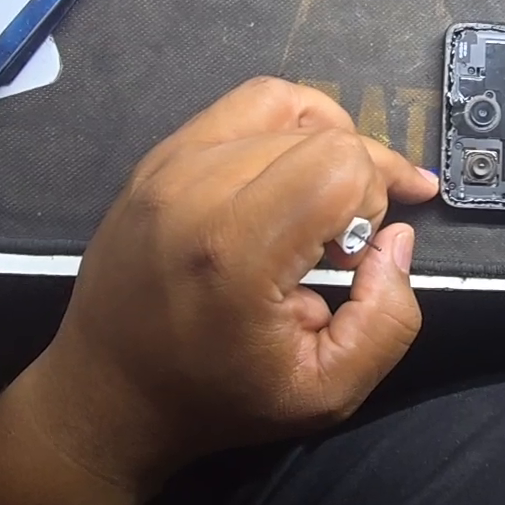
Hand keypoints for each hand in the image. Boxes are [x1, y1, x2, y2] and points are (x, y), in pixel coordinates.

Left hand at [23, 77, 439, 491]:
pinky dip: (287, 126)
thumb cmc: (218, 400)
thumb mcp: (328, 393)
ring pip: (286, 104)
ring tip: (332, 194)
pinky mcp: (158, 157)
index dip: (376, 199)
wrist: (107, 397)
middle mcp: (197, 187)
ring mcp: (170, 163)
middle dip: (361, 178)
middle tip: (349, 239)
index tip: (358, 254)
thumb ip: (389, 320)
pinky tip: (293, 170)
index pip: (341, 162)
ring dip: (328, 143)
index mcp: (236, 249)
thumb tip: (396, 239)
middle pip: (323, 131)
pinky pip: (244, 105)